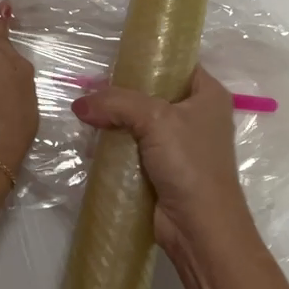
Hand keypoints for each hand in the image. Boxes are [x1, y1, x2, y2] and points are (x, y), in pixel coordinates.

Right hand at [72, 67, 251, 253]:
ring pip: (141, 121)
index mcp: (208, 94)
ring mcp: (181, 143)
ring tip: (86, 113)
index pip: (176, 62)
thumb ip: (117, 103)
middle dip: (123, 92)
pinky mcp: (164, 169)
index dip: (147, 58)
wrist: (201, 231)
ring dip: (116, 120)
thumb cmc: (190, 163)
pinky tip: (92, 141)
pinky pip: (135, 146)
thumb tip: (79, 104)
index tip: (114, 59)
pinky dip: (116, 144)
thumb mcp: (155, 120)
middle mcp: (197, 114)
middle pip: (154, 91)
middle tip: (91, 87)